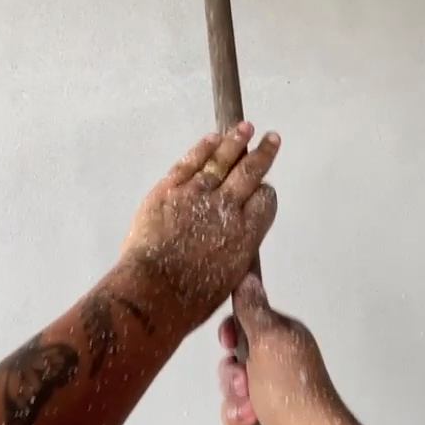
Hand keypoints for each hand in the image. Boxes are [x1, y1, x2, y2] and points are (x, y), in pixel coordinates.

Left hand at [121, 124, 280, 331]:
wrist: (152, 292)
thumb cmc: (192, 297)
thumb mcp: (231, 278)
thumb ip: (239, 249)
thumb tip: (239, 236)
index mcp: (246, 232)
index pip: (265, 199)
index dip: (265, 192)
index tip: (264, 188)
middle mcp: (226, 207)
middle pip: (251, 171)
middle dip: (263, 153)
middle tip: (272, 137)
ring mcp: (197, 193)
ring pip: (221, 159)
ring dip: (236, 141)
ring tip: (246, 127)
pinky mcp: (169, 188)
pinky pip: (190, 162)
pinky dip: (203, 147)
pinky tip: (213, 138)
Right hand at [217, 274, 351, 424]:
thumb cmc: (294, 391)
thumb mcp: (269, 338)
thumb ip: (252, 309)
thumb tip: (247, 276)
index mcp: (282, 342)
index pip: (245, 327)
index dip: (231, 335)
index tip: (229, 341)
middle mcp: (278, 371)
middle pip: (232, 369)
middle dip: (232, 382)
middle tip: (247, 388)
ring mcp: (273, 407)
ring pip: (232, 405)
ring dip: (236, 415)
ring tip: (254, 420)